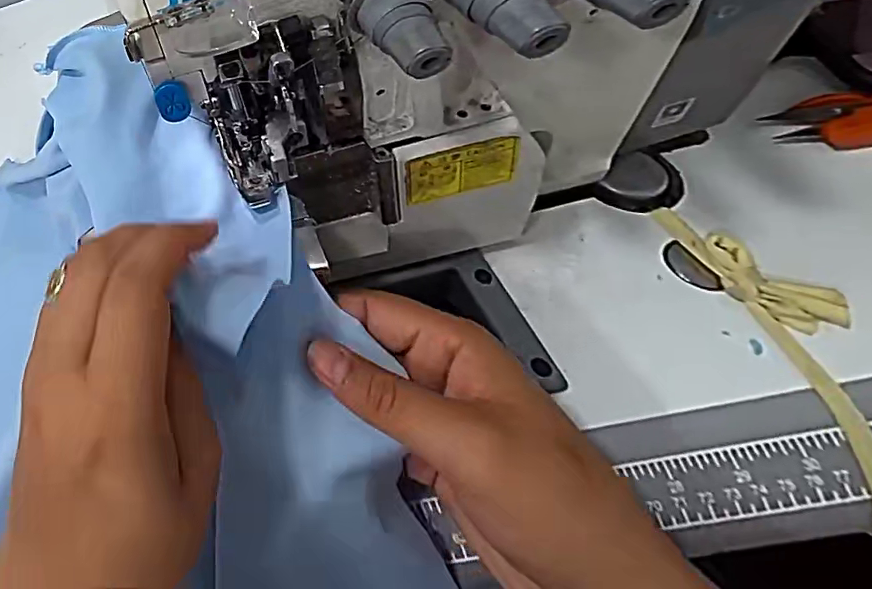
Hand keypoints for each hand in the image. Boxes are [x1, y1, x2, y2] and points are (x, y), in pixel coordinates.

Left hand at [0, 222, 220, 588]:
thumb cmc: (138, 546)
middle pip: (91, 264)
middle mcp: (62, 372)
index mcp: (113, 404)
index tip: (204, 235)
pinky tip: (120, 280)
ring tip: (156, 250)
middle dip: (142, 233)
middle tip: (184, 236)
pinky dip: (92, 270)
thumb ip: (184, 383)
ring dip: (114, 245)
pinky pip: (59, 296)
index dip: (169, 245)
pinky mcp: (27, 372)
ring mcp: (35, 368)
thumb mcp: (195, 473)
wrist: (55, 588)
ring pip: (67, 272)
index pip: (133, 289)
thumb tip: (168, 323)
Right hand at [306, 291, 707, 588]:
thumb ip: (387, 396)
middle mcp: (440, 372)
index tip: (279, 322)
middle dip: (324, 354)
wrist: (599, 584)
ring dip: (334, 395)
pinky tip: (320, 436)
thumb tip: (321, 353)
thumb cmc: (557, 501)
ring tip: (285, 396)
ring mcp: (434, 414)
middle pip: (366, 348)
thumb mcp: (464, 440)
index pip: (375, 310)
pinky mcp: (430, 453)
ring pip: (368, 390)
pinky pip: (378, 429)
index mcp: (454, 347)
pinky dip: (351, 431)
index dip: (328, 312)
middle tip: (272, 363)